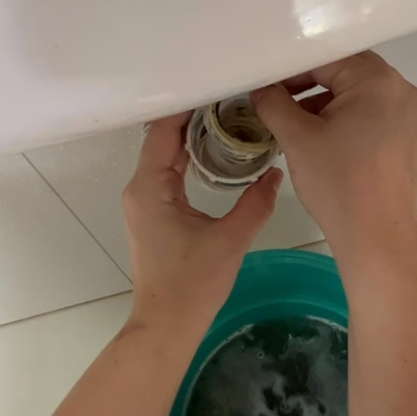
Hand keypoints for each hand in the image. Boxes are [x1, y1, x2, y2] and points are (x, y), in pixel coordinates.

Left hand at [123, 113, 281, 335]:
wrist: (166, 325)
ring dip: (194, 139)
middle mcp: (140, 188)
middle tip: (234, 101)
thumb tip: (276, 172)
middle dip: (196, 118)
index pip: (164, 130)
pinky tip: (219, 156)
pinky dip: (191, 159)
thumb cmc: (192, 284)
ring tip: (231, 121)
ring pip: (167, 156)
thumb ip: (255, 202)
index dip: (190, 107)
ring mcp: (145, 201)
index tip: (221, 90)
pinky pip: (170, 173)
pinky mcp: (154, 214)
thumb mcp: (230, 240)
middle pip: (164, 139)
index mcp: (150, 187)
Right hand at [252, 52, 416, 255]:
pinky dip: (342, 120)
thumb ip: (273, 104)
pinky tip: (318, 141)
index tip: (266, 84)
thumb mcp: (297, 138)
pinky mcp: (406, 139)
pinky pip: (369, 116)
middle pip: (346, 72)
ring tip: (291, 124)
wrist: (376, 238)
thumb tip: (261, 90)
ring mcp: (408, 116)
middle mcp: (401, 91)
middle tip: (275, 101)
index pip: (328, 58)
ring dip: (323, 103)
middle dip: (308, 84)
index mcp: (378, 81)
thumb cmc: (339, 183)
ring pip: (357, 95)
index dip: (292, 68)